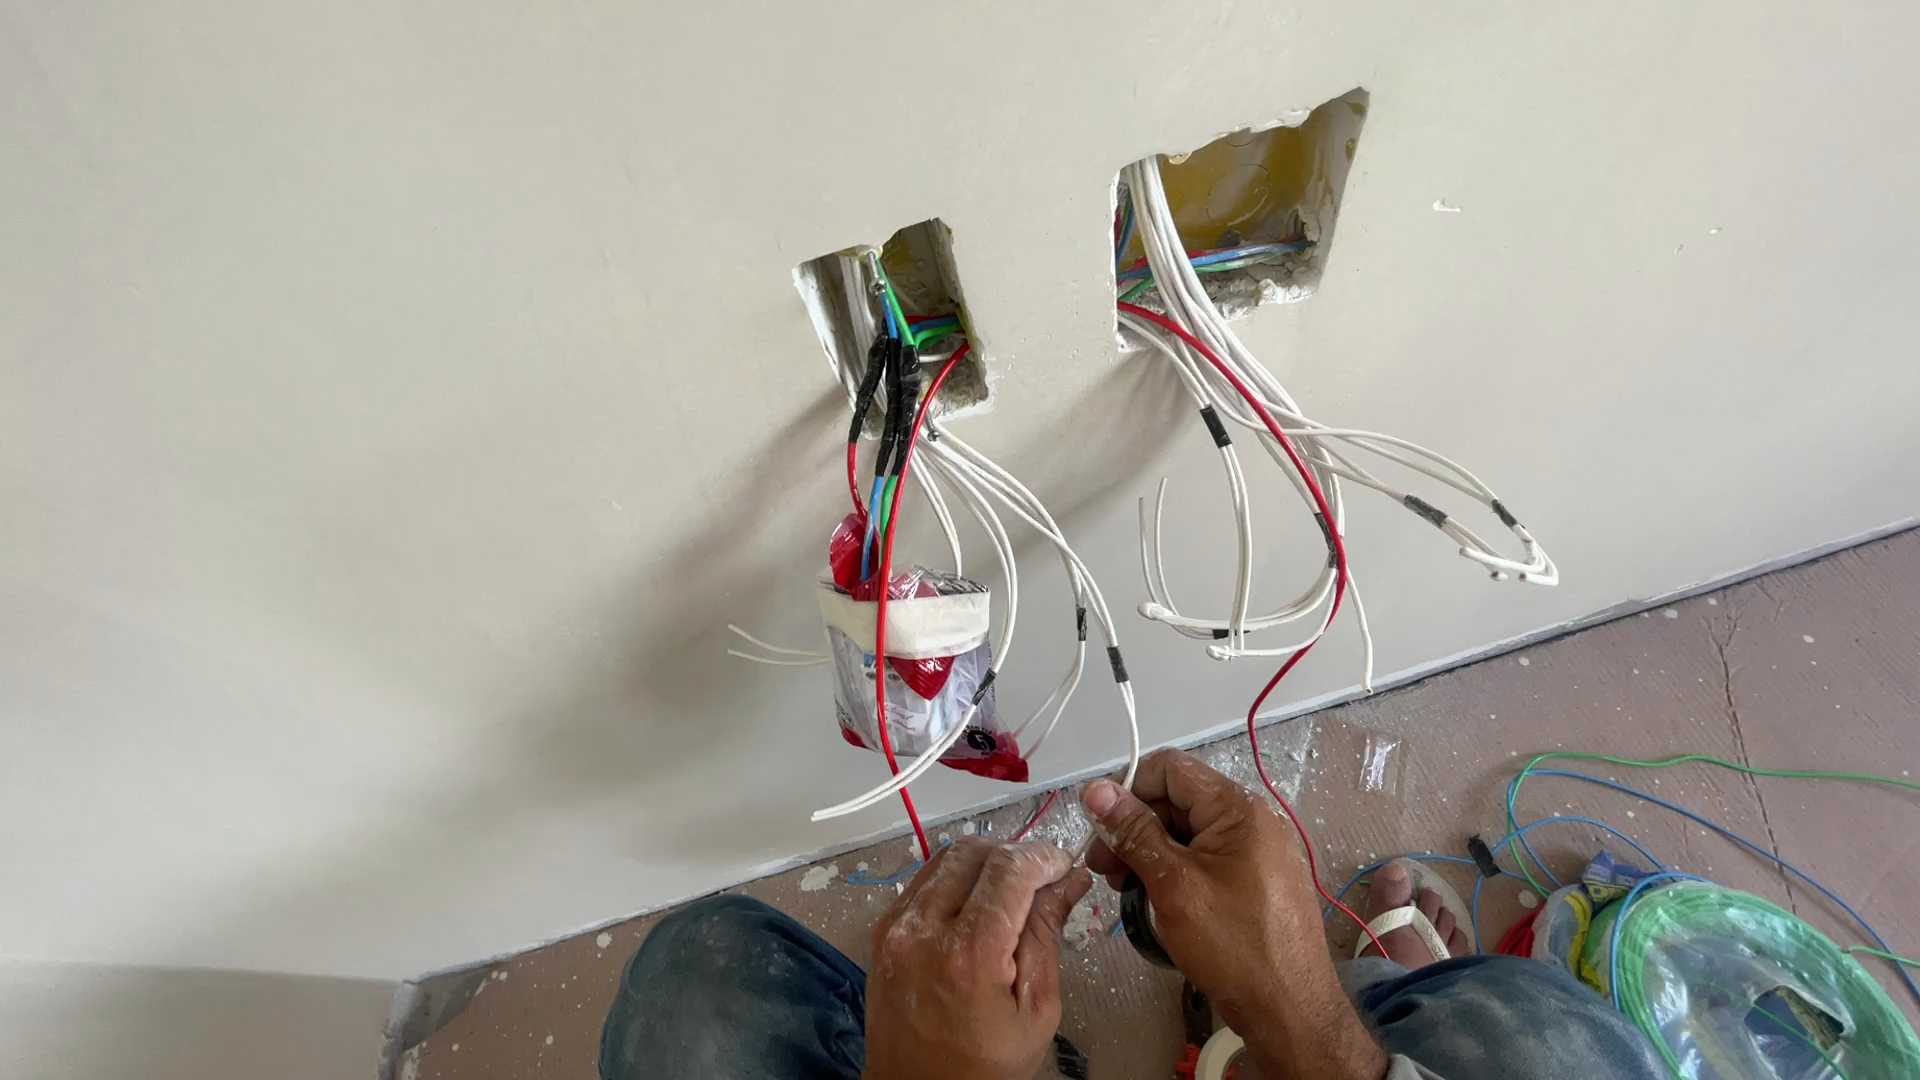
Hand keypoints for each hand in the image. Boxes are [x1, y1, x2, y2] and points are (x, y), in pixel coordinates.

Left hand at [862, 838, 1091, 1079]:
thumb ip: (1047, 935)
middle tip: (1040, 877)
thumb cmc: (984, 1070)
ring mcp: (897, 924)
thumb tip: (1070, 880)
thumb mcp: (1035, 1012)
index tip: (1063, 864)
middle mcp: (925, 927)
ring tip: (1011, 887)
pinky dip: (957, 876)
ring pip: (948, 856)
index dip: (1043, 857)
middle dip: (1015, 854)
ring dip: (985, 860)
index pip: (1009, 870)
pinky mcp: (884, 927)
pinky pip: (926, 877)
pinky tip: (976, 900)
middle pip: (976, 851)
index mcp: (969, 954)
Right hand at [1083, 749, 1387, 1079]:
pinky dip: (1170, 867)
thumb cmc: (1233, 945)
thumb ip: (1133, 831)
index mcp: (1237, 808)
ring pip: (1184, 830)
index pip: (1170, 768)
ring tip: (1120, 884)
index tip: (1098, 822)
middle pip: (1175, 799)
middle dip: (1132, 826)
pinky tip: (1148, 893)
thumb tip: (1095, 790)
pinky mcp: (1251, 877)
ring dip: (1146, 849)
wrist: (1292, 1017)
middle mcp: (1249, 818)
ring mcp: (1253, 849)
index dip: (1128, 787)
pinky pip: (1201, 855)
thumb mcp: (1173, 884)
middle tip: (1102, 864)